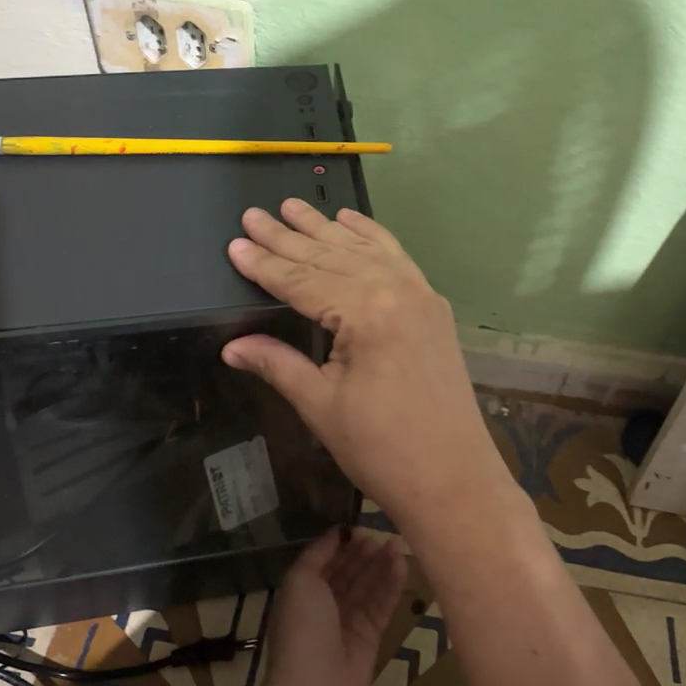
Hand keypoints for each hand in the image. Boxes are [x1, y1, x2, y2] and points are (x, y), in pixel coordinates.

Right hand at [221, 199, 511, 526]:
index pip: (303, 281)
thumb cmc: (381, 449)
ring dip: (326, 229)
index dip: (265, 265)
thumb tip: (231, 346)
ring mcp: (420, 294)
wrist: (454, 478)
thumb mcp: (321, 405)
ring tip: (294, 207)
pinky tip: (350, 220)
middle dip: (288, 238)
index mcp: (366, 313)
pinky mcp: (432, 306)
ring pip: (363, 251)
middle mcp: (396, 290)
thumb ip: (277, 364)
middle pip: (331, 257)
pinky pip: (397, 258)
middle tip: (254, 214)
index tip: (235, 244)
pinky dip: (372, 237)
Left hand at [237, 529, 406, 685]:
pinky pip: (382, 605)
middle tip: (381, 535)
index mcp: (303, 591)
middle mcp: (325, 605)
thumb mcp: (300, 580)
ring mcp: (348, 621)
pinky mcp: (370, 636)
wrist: (314, 685)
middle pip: (349, 572)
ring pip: (368, 586)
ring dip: (381, 565)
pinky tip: (401, 565)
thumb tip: (336, 534)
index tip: (358, 527)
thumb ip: (318, 554)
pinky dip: (391, 585)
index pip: (325, 562)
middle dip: (363, 553)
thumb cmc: (301, 626)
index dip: (341, 545)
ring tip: (397, 545)